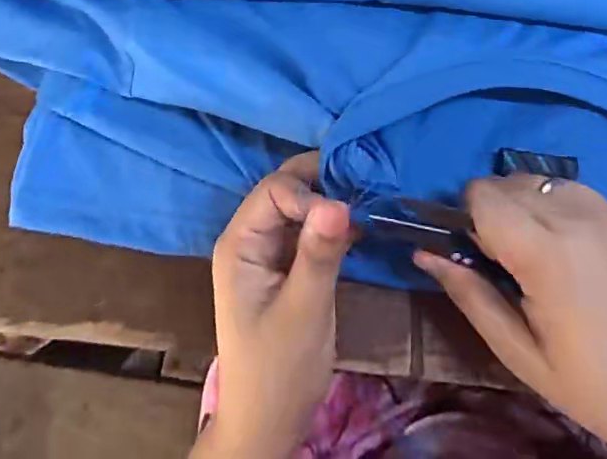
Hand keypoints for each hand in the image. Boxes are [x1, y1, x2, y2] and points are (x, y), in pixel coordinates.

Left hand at [192, 152, 353, 458]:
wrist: (269, 423)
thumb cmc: (279, 370)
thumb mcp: (304, 311)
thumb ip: (318, 255)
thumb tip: (338, 203)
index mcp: (239, 243)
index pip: (274, 191)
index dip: (310, 194)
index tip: (344, 217)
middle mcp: (249, 236)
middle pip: (285, 188)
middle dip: (322, 184)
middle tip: (364, 190)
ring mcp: (267, 249)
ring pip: (299, 203)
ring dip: (330, 199)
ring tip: (367, 204)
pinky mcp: (286, 262)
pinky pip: (309, 226)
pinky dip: (333, 221)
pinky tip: (360, 226)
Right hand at [415, 176, 606, 458]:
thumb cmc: (589, 384)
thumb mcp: (517, 351)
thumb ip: (468, 292)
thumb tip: (424, 251)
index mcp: (546, 254)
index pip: (482, 194)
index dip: (467, 217)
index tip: (476, 251)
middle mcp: (574, 218)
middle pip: (504, 182)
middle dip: (491, 210)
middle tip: (503, 258)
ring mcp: (603, 211)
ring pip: (533, 179)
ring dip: (520, 202)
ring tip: (535, 249)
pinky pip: (567, 187)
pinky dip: (551, 203)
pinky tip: (564, 243)